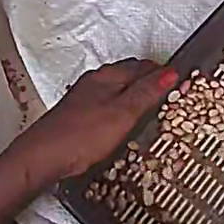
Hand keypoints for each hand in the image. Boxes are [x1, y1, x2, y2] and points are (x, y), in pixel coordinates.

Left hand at [1, 59, 177, 187]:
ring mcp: (84, 98)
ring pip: (116, 88)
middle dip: (149, 79)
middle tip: (169, 92)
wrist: (43, 156)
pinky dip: (121, 105)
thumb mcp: (123, 113)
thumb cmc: (83, 135)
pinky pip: (106, 102)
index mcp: (107, 76)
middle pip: (128, 73)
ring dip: (134, 92)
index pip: (142, 66)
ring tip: (152, 105)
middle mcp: (94, 82)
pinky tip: (123, 119)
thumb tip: (170, 72)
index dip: (162, 72)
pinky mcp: (78, 115)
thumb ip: (146, 92)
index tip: (180, 82)